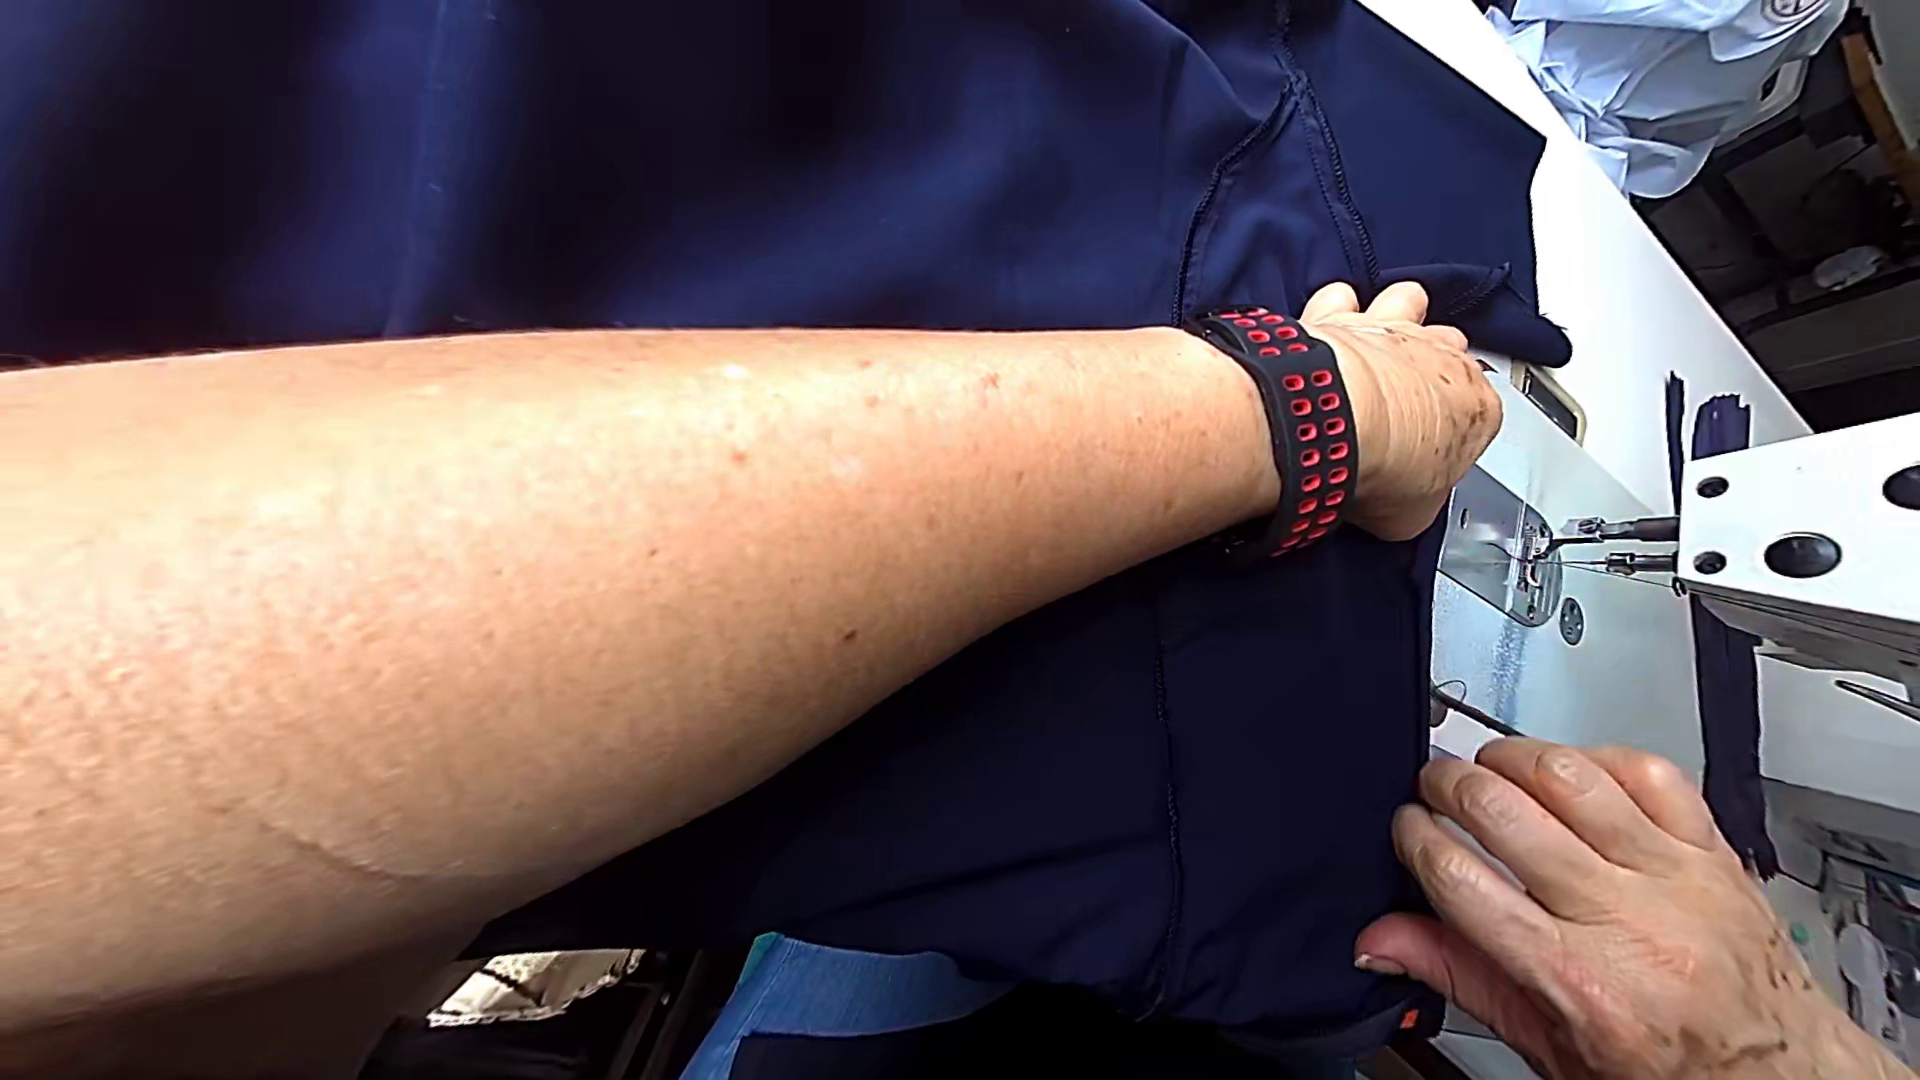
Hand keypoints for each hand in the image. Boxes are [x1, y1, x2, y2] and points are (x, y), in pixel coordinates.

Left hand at [1301, 282, 1501, 540]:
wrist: (1334, 425)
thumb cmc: (1378, 466)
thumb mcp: (1410, 514)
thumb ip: (1412, 508)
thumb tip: (1394, 515)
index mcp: (1475, 406)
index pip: (1476, 411)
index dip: (1444, 430)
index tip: (1415, 451)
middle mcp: (1436, 357)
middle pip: (1446, 347)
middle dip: (1426, 364)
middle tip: (1394, 395)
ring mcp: (1386, 332)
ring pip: (1409, 300)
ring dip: (1392, 316)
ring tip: (1369, 342)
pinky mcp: (1333, 320)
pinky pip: (1339, 296)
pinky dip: (1330, 308)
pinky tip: (1319, 323)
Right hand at [1355, 738, 1906, 1079]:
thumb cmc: (1662, 1067)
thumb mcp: (1539, 1039)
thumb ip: (1449, 973)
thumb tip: (1372, 941)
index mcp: (1577, 978)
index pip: (1452, 871)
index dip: (1410, 833)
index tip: (1408, 828)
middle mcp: (1627, 921)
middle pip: (1495, 806)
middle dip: (1441, 782)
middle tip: (1434, 791)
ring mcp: (1676, 878)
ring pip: (1562, 772)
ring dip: (1504, 759)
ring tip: (1491, 774)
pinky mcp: (1713, 852)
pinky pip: (1641, 769)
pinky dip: (1587, 758)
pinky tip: (1566, 780)